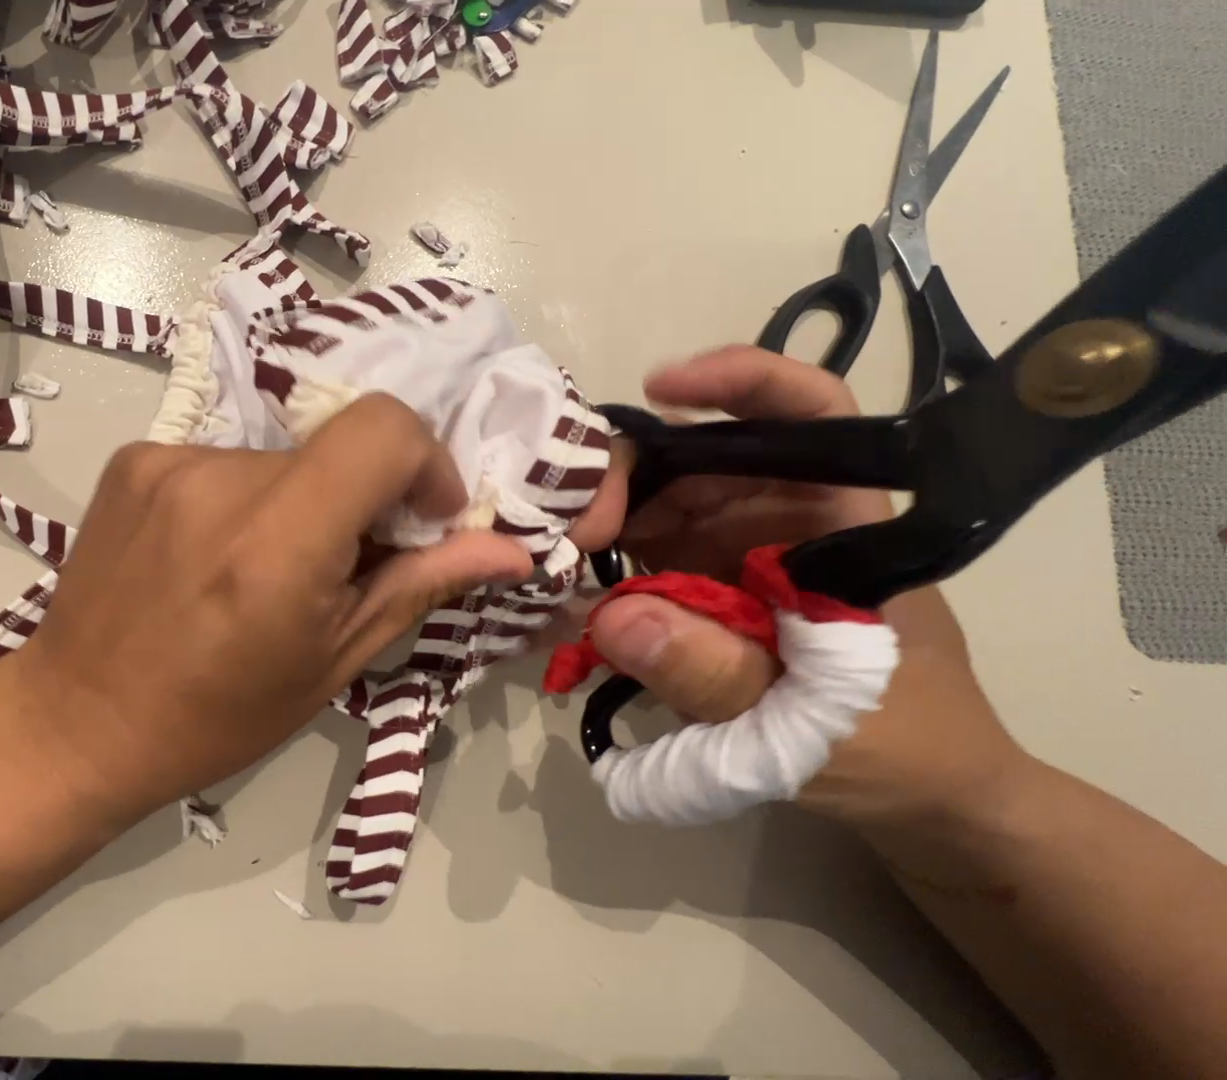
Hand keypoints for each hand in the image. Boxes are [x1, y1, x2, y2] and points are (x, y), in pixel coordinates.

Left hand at [0, 393, 623, 827]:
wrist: (78, 720)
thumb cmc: (215, 716)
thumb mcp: (333, 663)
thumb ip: (418, 585)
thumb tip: (509, 548)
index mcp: (279, 541)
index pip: (383, 427)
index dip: (424, 461)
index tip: (420, 518)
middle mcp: (219, 481)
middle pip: (333, 446)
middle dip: (357, 498)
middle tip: (337, 567)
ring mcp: (165, 461)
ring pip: (278, 456)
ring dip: (295, 501)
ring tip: (259, 572)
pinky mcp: (132, 459)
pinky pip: (222, 459)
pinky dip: (239, 497)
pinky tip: (209, 558)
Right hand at [588, 347, 1028, 827]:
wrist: (911, 795)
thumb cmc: (899, 748)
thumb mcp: (813, 723)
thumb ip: (719, 675)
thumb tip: (610, 619)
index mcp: (839, 526)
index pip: (809, 419)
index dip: (741, 382)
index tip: (659, 388)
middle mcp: (780, 523)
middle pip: (699, 459)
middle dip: (628, 473)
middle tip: (565, 521)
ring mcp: (731, 557)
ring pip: (656, 504)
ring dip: (600, 518)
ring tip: (548, 552)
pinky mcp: (695, 592)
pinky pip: (637, 557)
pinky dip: (596, 565)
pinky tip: (558, 583)